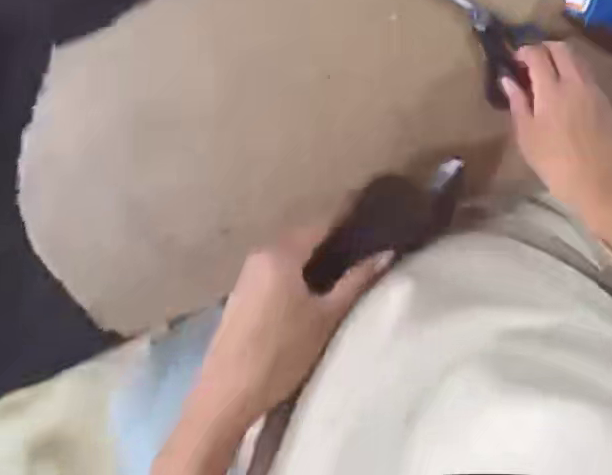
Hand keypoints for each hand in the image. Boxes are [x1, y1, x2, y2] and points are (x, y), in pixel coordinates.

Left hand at [195, 217, 392, 423]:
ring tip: (340, 267)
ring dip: (310, 257)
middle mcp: (261, 254)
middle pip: (302, 237)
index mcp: (281, 253)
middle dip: (329, 239)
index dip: (345, 218)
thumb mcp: (325, 318)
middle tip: (359, 245)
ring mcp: (247, 274)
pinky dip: (293, 272)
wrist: (226, 396)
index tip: (368, 214)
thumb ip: (355, 282)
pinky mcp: (240, 294)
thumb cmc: (281, 353)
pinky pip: (273, 270)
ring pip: (287, 255)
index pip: (320, 224)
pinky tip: (308, 289)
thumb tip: (385, 254)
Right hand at [501, 41, 611, 238]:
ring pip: (577, 58)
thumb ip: (517, 101)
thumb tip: (508, 79)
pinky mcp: (604, 100)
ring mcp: (593, 89)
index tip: (515, 61)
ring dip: (560, 58)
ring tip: (548, 75)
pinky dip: (573, 72)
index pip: (537, 53)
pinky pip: (587, 74)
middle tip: (531, 63)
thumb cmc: (554, 160)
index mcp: (551, 89)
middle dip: (544, 48)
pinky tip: (566, 92)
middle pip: (561, 47)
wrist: (599, 181)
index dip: (523, 51)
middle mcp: (574, 82)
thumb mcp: (526, 134)